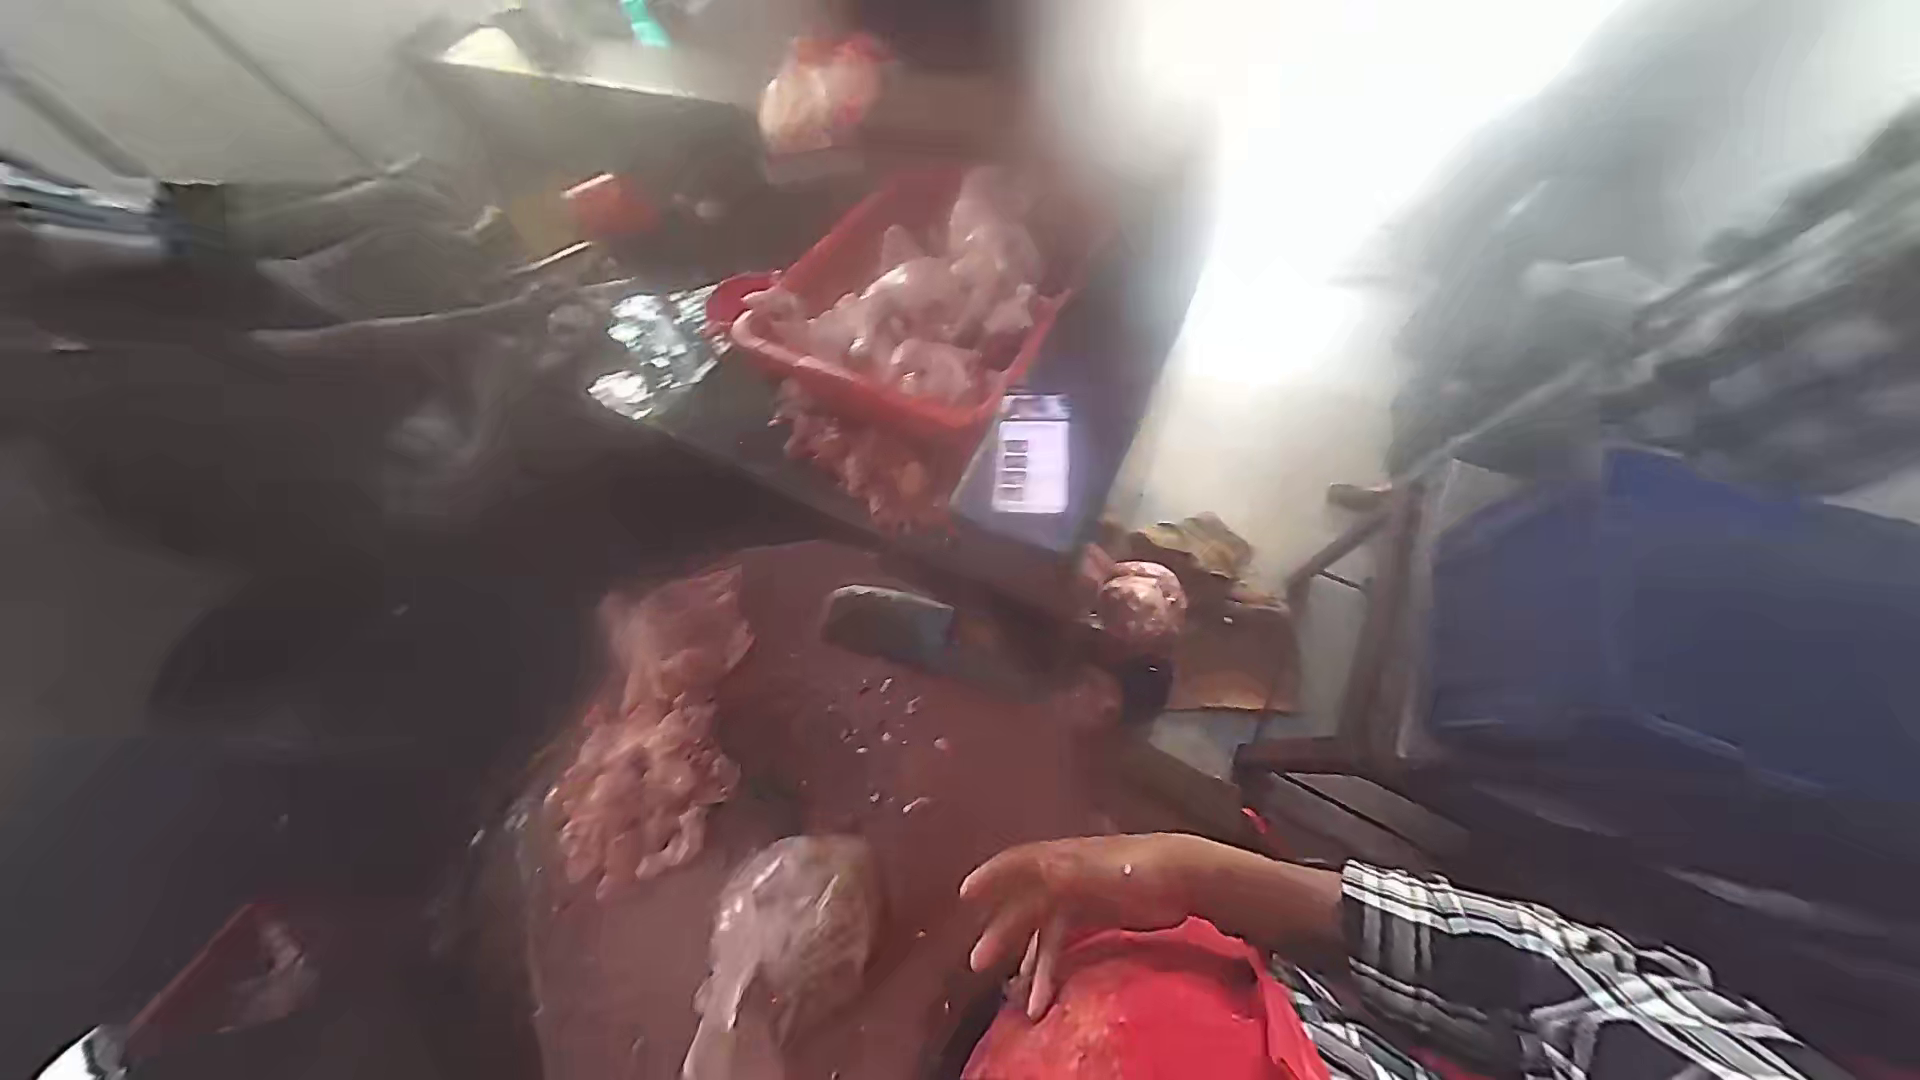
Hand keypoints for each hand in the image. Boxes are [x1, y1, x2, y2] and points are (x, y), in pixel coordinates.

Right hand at [960, 834, 1347, 1019]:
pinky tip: (1046, 992)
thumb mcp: (1107, 871)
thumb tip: (1034, 872)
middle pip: (1026, 903)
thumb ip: (1070, 871)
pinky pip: (1063, 942)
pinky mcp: (1096, 915)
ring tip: (1018, 998)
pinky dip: (1052, 966)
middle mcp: (1065, 875)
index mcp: (1064, 858)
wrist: (1186, 877)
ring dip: (1029, 961)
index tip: (965, 893)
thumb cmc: (1146, 869)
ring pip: (1044, 930)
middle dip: (1003, 932)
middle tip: (979, 962)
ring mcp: (1080, 896)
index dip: (993, 876)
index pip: (1020, 863)